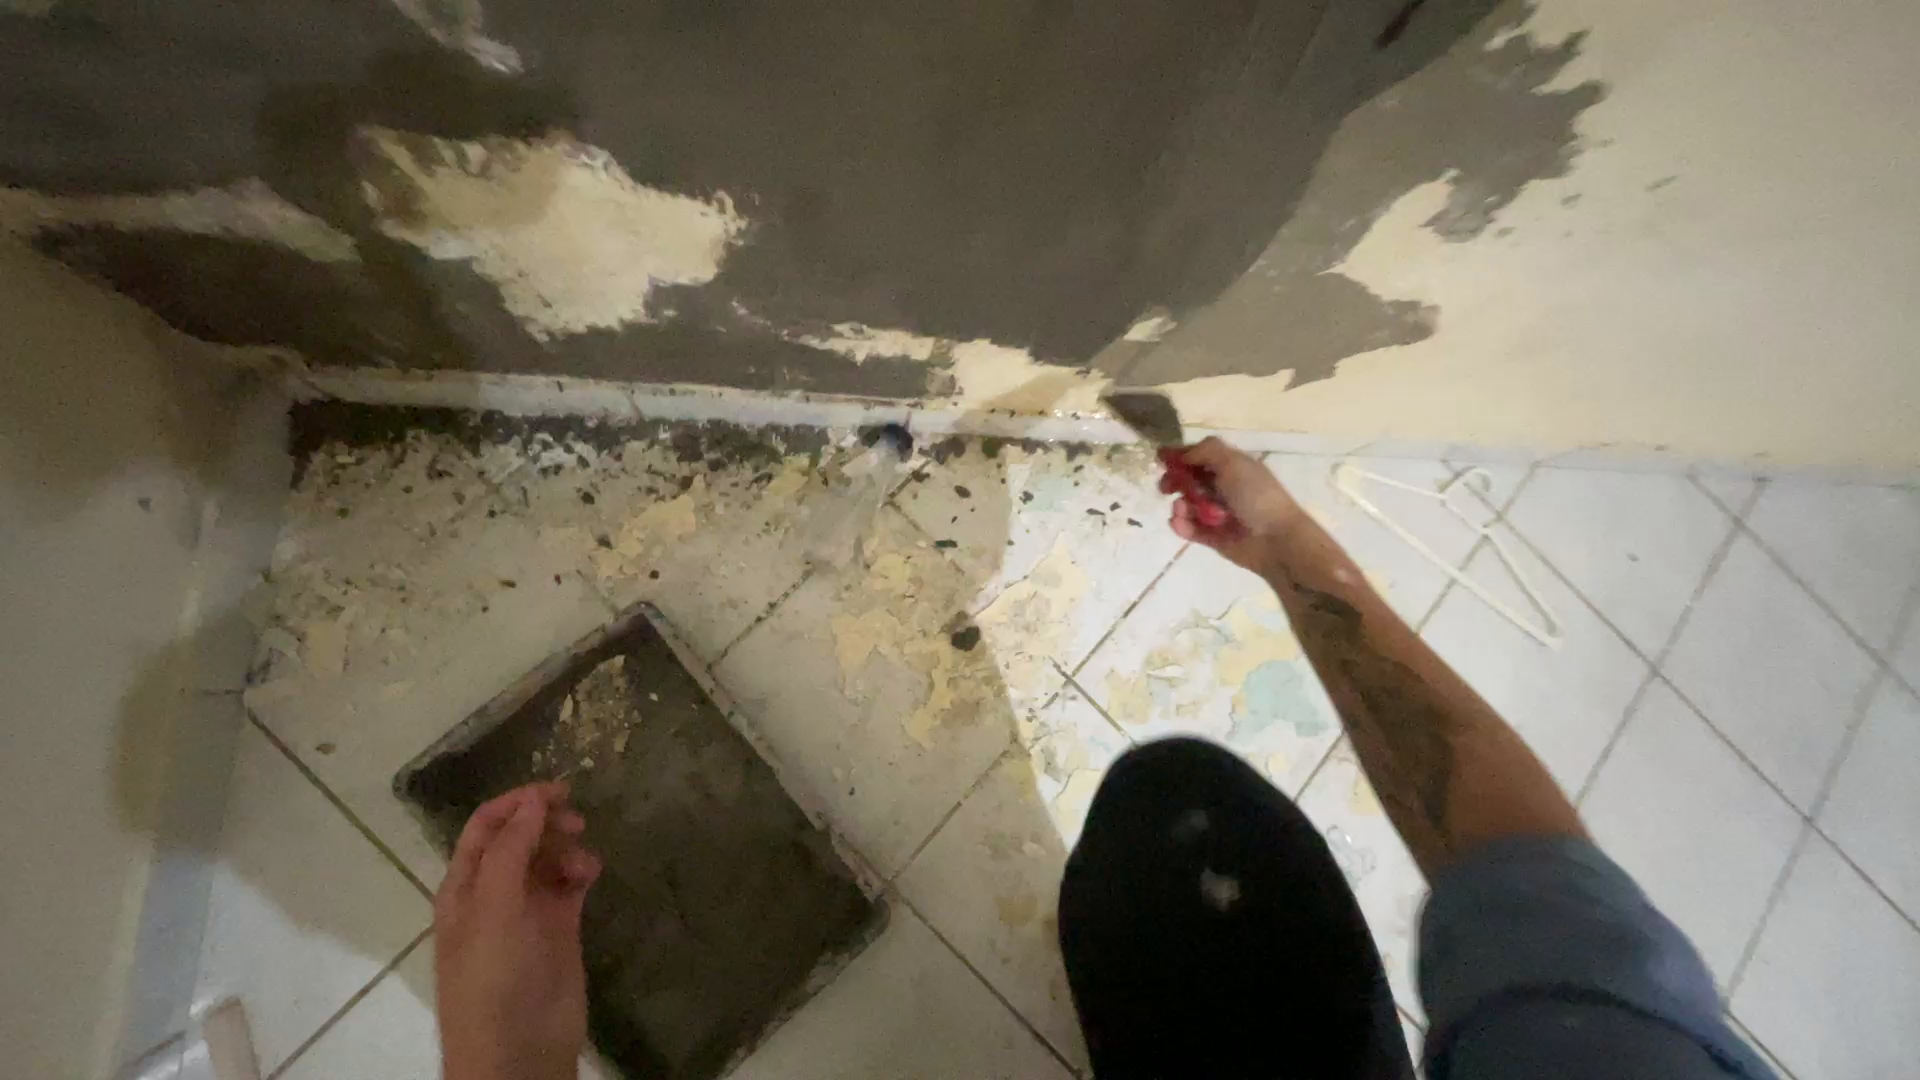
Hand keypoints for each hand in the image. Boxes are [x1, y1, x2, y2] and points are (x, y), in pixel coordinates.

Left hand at [436, 782, 601, 1079]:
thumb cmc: (494, 979)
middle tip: (577, 820)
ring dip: (568, 847)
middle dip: (547, 820)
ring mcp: (528, 908)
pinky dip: (582, 869)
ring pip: (550, 855)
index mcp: (465, 887)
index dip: (518, 802)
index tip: (558, 792)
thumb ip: (512, 851)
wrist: (520, 1051)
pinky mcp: (560, 924)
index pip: (486, 826)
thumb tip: (533, 799)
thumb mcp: (495, 910)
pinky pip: (571, 880)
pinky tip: (591, 876)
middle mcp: (495, 891)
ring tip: (583, 864)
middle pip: (521, 835)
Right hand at [1164, 436, 1304, 572]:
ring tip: (1183, 509)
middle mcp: (1223, 487)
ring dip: (1179, 505)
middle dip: (1174, 481)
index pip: (1200, 456)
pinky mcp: (1211, 536)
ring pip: (1186, 505)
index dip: (1180, 455)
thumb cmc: (1256, 496)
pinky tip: (1179, 523)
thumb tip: (1181, 455)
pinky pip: (1188, 528)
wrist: (1275, 539)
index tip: (1160, 458)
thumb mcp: (1233, 463)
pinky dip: (1180, 524)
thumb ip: (1206, 451)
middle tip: (1165, 487)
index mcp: (1231, 467)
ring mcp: (1216, 513)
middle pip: (1188, 480)